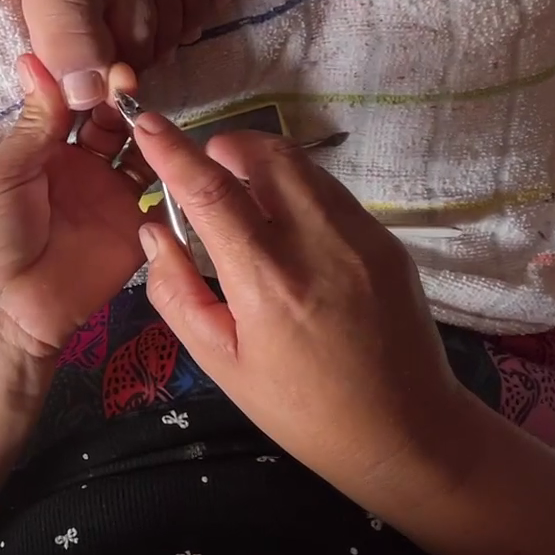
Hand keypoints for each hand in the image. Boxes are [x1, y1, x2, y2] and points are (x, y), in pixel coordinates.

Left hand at [0, 56, 151, 362]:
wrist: (7, 311)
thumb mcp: (6, 173)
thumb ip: (35, 121)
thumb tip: (33, 57)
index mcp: (40, 153)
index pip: (72, 105)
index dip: (87, 83)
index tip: (102, 63)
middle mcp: (78, 170)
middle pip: (110, 122)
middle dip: (119, 99)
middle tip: (127, 80)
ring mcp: (109, 198)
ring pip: (140, 151)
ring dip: (146, 128)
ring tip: (148, 112)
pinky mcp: (136, 229)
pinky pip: (162, 194)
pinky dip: (172, 170)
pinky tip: (175, 144)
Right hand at [129, 116, 484, 493]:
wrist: (408, 434)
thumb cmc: (297, 406)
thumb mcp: (216, 361)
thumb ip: (175, 290)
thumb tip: (153, 230)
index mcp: (266, 280)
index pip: (210, 191)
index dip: (173, 149)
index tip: (146, 121)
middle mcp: (318, 244)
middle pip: (266, 153)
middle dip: (224, 145)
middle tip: (201, 170)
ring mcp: (362, 237)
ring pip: (300, 164)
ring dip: (258, 163)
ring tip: (237, 198)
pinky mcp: (386, 240)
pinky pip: (326, 190)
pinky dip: (291, 188)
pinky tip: (280, 227)